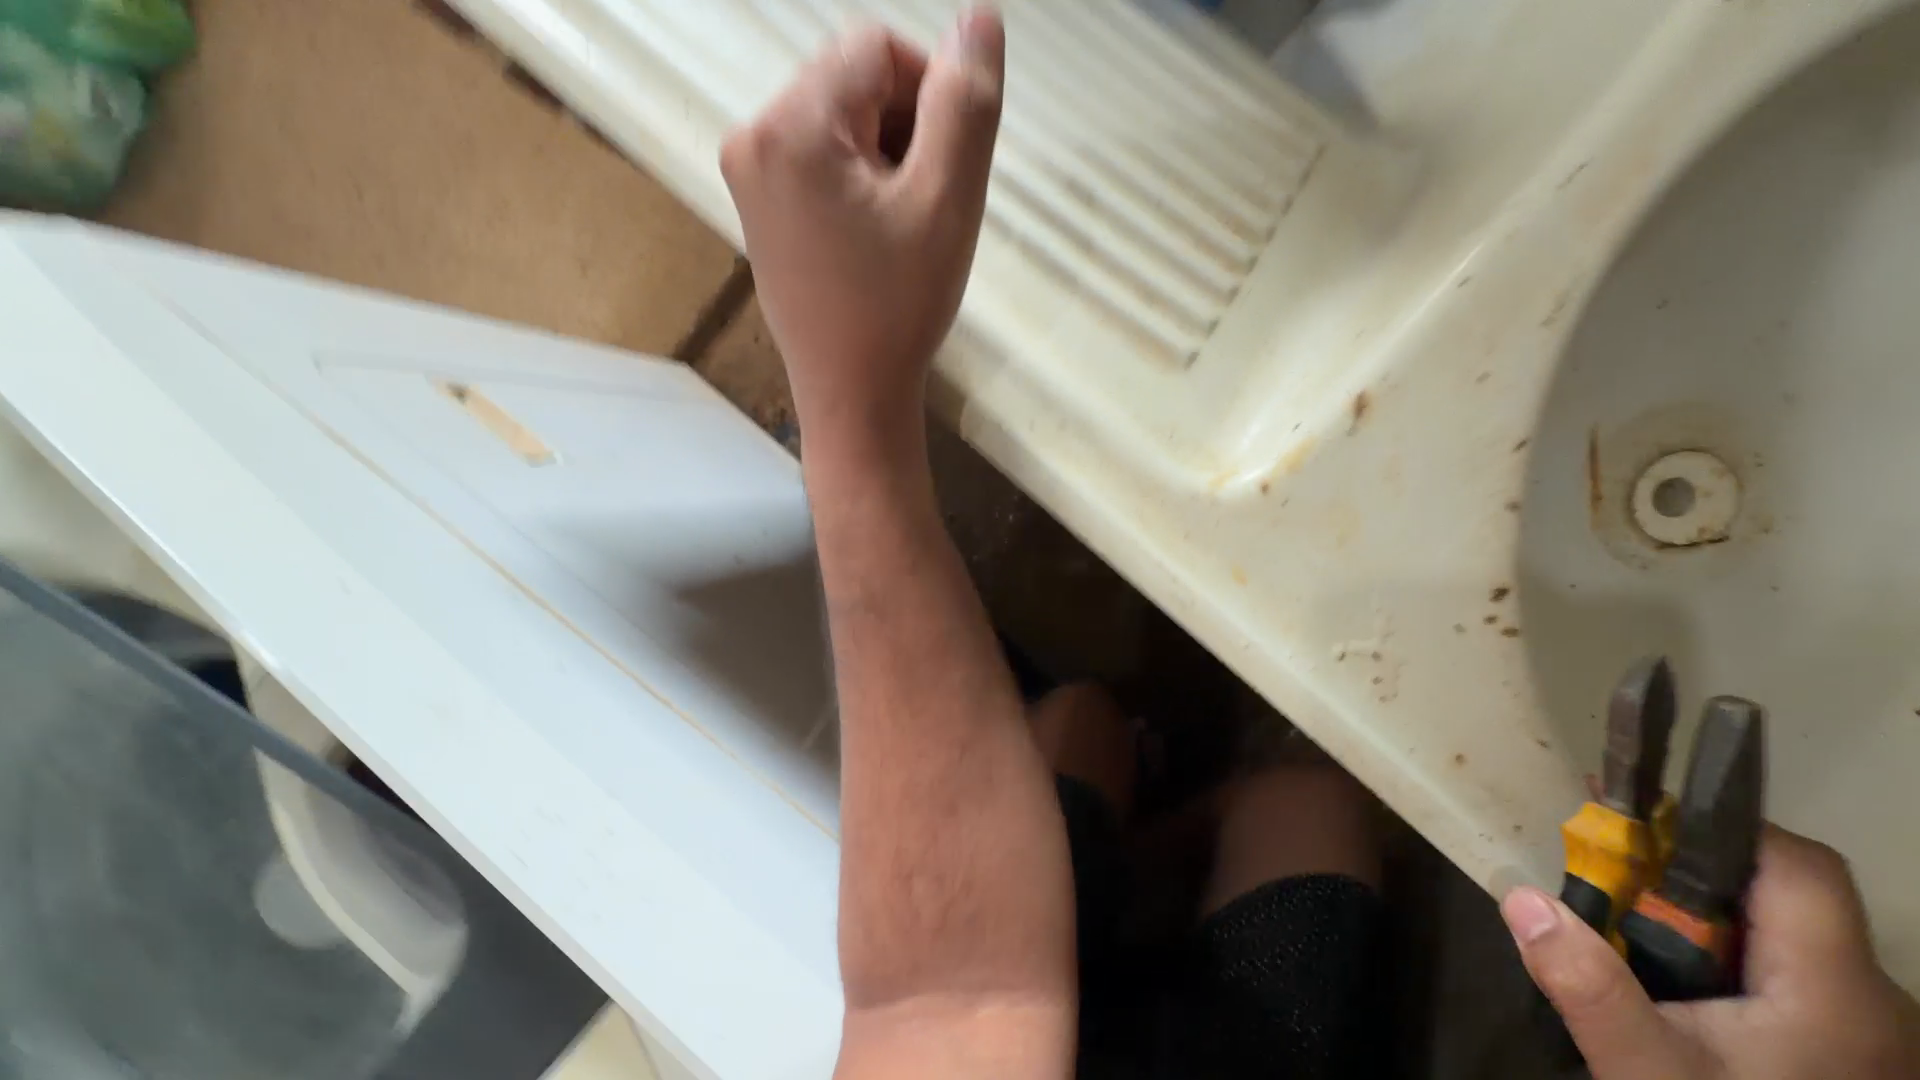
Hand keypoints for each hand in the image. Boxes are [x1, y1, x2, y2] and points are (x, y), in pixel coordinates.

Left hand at [719, 10, 1004, 450]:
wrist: (851, 394)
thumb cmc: (899, 307)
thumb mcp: (947, 201)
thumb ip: (966, 102)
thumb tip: (979, 19)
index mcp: (790, 127)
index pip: (876, 48)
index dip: (930, 94)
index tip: (946, 168)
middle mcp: (753, 137)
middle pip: (852, 79)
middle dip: (904, 128)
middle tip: (923, 206)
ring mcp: (749, 174)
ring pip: (840, 118)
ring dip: (887, 154)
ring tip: (900, 227)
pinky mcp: (759, 205)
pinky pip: (819, 156)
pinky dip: (859, 178)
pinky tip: (875, 236)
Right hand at [1504, 827, 1919, 1077]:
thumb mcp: (1648, 1073)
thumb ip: (1589, 988)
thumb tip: (1522, 899)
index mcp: (1838, 990)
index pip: (1800, 864)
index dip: (1719, 828)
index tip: (1634, 830)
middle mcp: (1872, 999)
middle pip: (1782, 893)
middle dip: (1688, 874)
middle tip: (1609, 879)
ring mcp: (1868, 1030)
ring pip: (1781, 932)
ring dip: (1699, 915)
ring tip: (1627, 930)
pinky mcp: (1849, 1052)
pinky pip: (1786, 971)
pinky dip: (1722, 954)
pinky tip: (1674, 983)